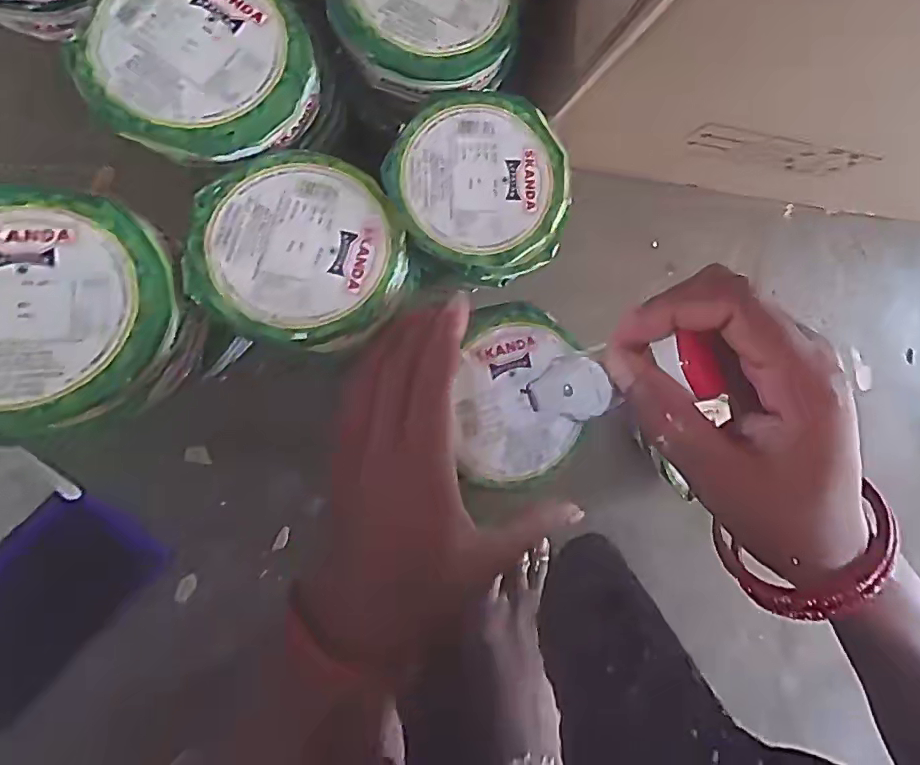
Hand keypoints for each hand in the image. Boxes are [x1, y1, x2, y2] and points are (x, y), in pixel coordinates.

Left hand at [300, 294, 584, 677]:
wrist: (352, 621)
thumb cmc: (421, 588)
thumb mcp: (484, 561)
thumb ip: (532, 527)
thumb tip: (579, 506)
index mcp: (421, 463)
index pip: (431, 384)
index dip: (443, 339)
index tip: (460, 305)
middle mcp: (383, 445)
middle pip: (399, 369)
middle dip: (421, 327)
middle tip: (444, 298)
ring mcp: (354, 449)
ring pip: (369, 376)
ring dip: (392, 339)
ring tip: (415, 312)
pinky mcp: (340, 457)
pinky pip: (351, 395)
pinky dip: (368, 364)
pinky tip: (381, 353)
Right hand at [605, 265, 868, 588]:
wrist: (834, 549)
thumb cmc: (783, 519)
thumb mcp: (716, 475)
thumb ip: (666, 414)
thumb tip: (619, 361)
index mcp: (802, 374)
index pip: (732, 302)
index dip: (671, 307)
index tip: (627, 337)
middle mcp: (807, 348)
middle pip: (730, 292)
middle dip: (673, 313)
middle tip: (636, 352)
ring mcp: (800, 352)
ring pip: (729, 306)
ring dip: (686, 331)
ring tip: (679, 385)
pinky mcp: (788, 361)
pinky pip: (735, 331)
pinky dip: (702, 347)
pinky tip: (702, 388)